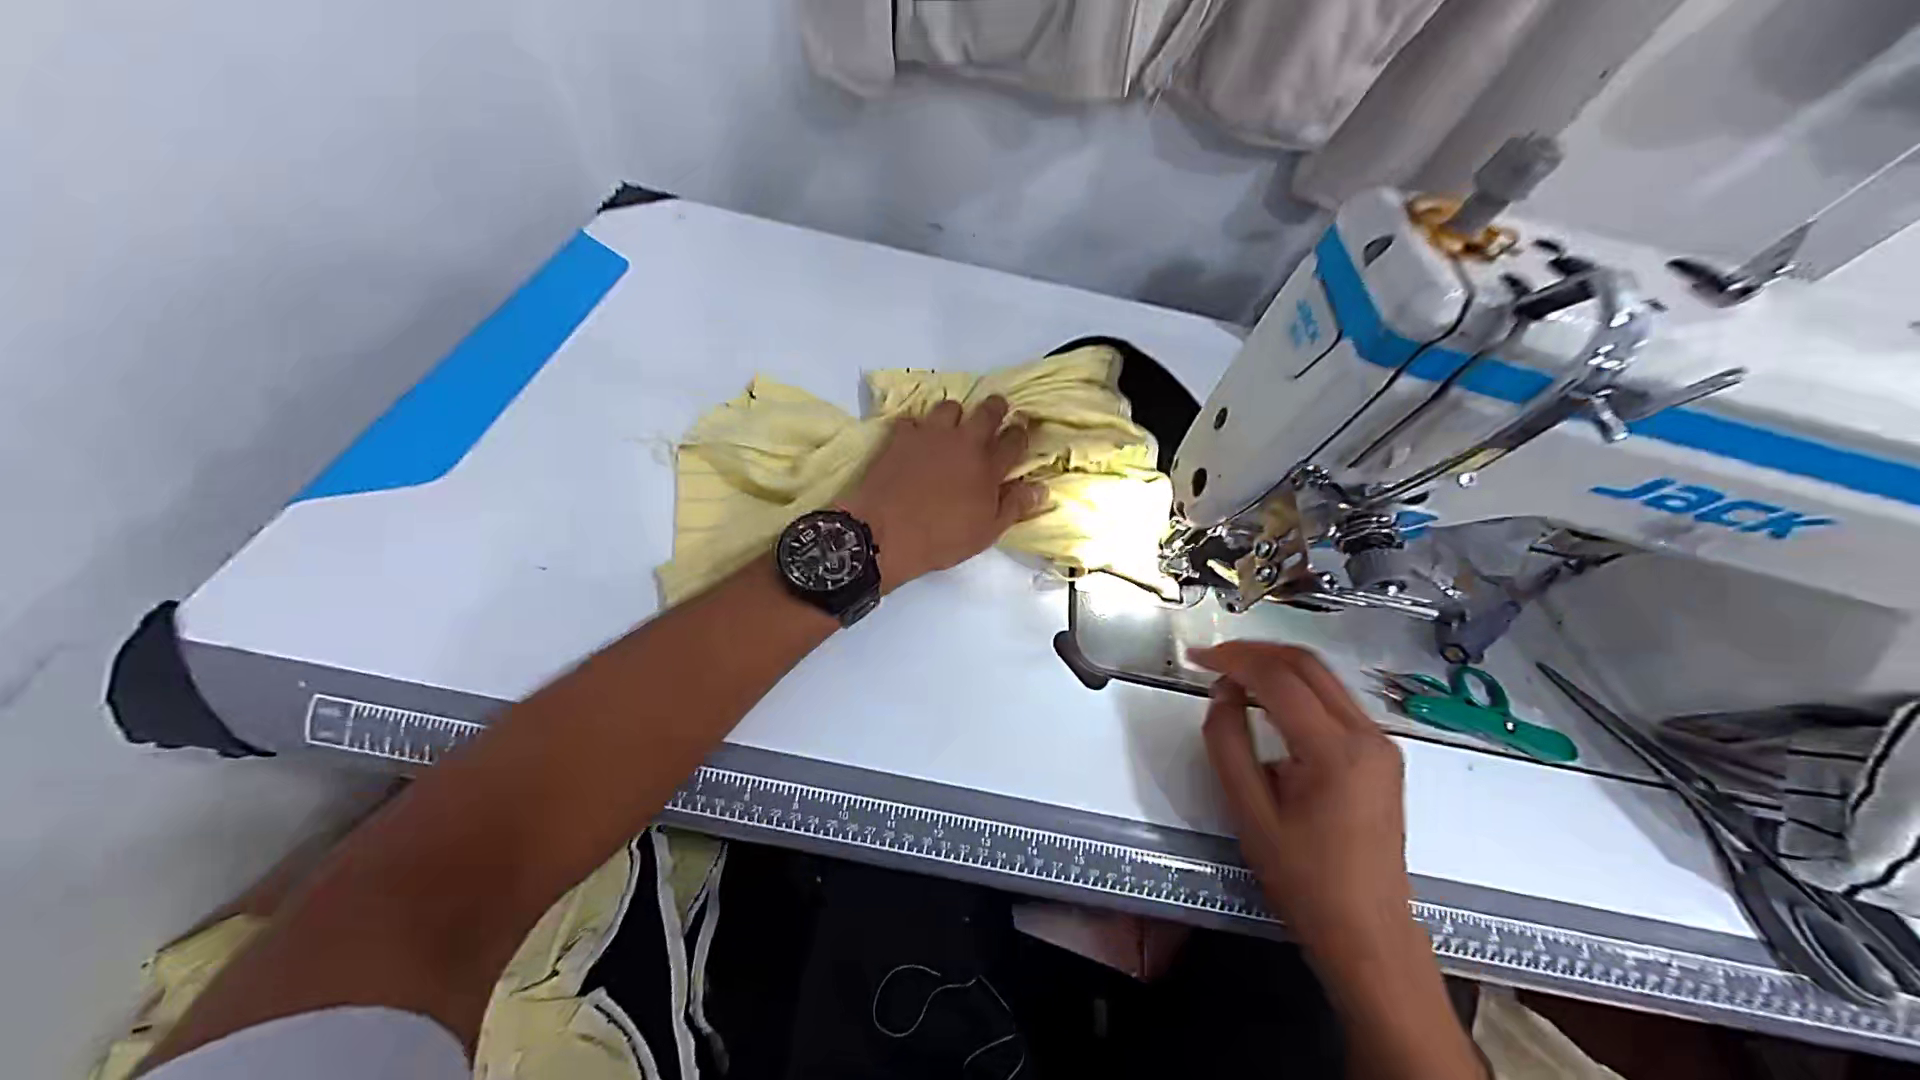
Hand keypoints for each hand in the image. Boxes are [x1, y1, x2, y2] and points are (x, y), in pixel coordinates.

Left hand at [839, 396, 1045, 588]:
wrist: (884, 533)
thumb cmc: (941, 539)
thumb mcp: (986, 532)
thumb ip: (1014, 507)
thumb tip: (1040, 489)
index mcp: (988, 467)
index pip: (1014, 440)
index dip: (1022, 431)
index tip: (1023, 426)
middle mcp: (964, 442)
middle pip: (987, 412)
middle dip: (996, 407)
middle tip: (996, 409)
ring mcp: (931, 435)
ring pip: (950, 407)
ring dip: (956, 414)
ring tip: (952, 426)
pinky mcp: (901, 436)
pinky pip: (913, 420)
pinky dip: (918, 427)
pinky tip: (915, 441)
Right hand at [1192, 642, 1412, 954]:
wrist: (1368, 931)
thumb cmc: (1304, 879)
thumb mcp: (1249, 812)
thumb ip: (1226, 743)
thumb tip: (1221, 693)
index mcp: (1335, 752)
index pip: (1279, 678)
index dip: (1232, 659)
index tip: (1195, 656)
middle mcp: (1368, 736)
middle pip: (1306, 664)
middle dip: (1254, 651)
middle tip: (1211, 657)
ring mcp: (1381, 743)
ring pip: (1323, 676)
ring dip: (1275, 664)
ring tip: (1231, 671)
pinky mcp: (1381, 753)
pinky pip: (1334, 699)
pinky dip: (1295, 686)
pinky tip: (1266, 698)